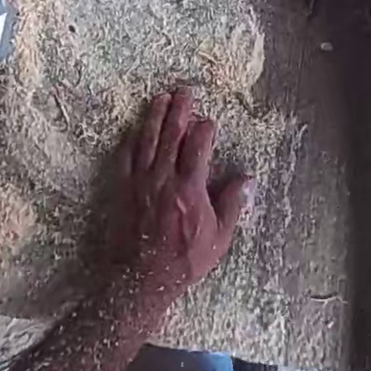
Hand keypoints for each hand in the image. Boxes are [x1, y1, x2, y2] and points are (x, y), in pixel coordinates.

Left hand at [114, 89, 251, 299]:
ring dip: (155, 116)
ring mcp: (140, 181)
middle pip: (171, 135)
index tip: (209, 120)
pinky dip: (131, 138)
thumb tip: (247, 180)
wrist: (141, 278)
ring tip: (161, 98)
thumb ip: (232, 205)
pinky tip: (135, 127)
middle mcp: (163, 179)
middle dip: (180, 110)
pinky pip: (126, 156)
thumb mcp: (218, 239)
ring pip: (147, 139)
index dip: (204, 130)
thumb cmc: (183, 261)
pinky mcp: (122, 188)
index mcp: (189, 189)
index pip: (198, 148)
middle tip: (184, 91)